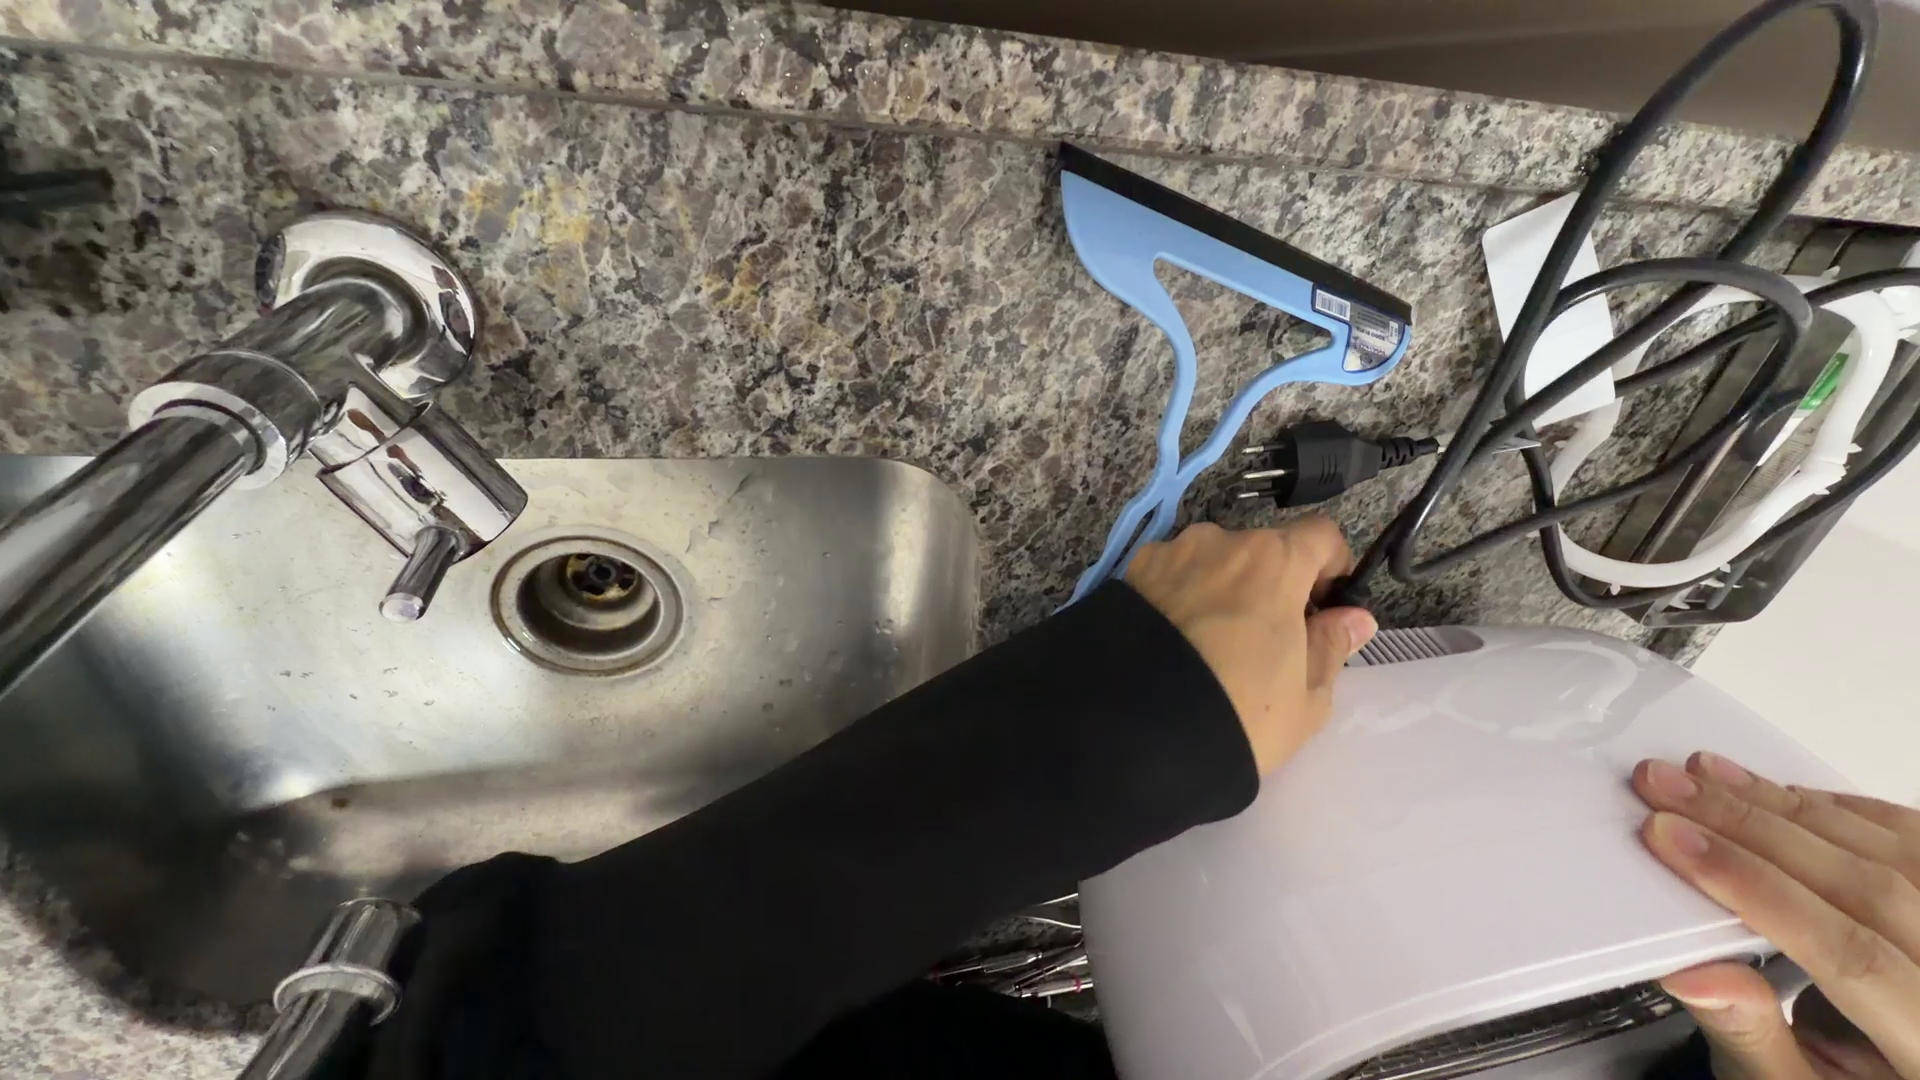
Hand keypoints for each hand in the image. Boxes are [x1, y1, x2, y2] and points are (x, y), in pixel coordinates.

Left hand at [1124, 517, 1377, 774]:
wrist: (1134, 730)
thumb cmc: (1237, 713)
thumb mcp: (1306, 696)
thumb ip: (1332, 646)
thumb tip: (1353, 617)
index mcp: (1273, 560)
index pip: (1320, 535)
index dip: (1330, 568)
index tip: (1324, 607)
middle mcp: (1218, 542)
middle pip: (1260, 550)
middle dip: (1270, 584)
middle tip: (1265, 640)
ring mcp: (1167, 554)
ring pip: (1210, 561)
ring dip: (1220, 587)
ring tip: (1210, 644)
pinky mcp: (1127, 575)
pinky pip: (1168, 576)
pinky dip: (1177, 596)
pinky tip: (1172, 642)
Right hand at [1633, 753, 1919, 1079]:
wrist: (1902, 1072)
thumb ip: (1749, 1036)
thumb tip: (1694, 974)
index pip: (1850, 952)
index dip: (1751, 885)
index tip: (1668, 836)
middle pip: (1869, 888)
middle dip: (1747, 824)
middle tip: (1665, 786)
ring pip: (1892, 853)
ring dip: (1782, 805)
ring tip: (1703, 775)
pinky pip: (1916, 840)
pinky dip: (1840, 808)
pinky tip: (1778, 793)